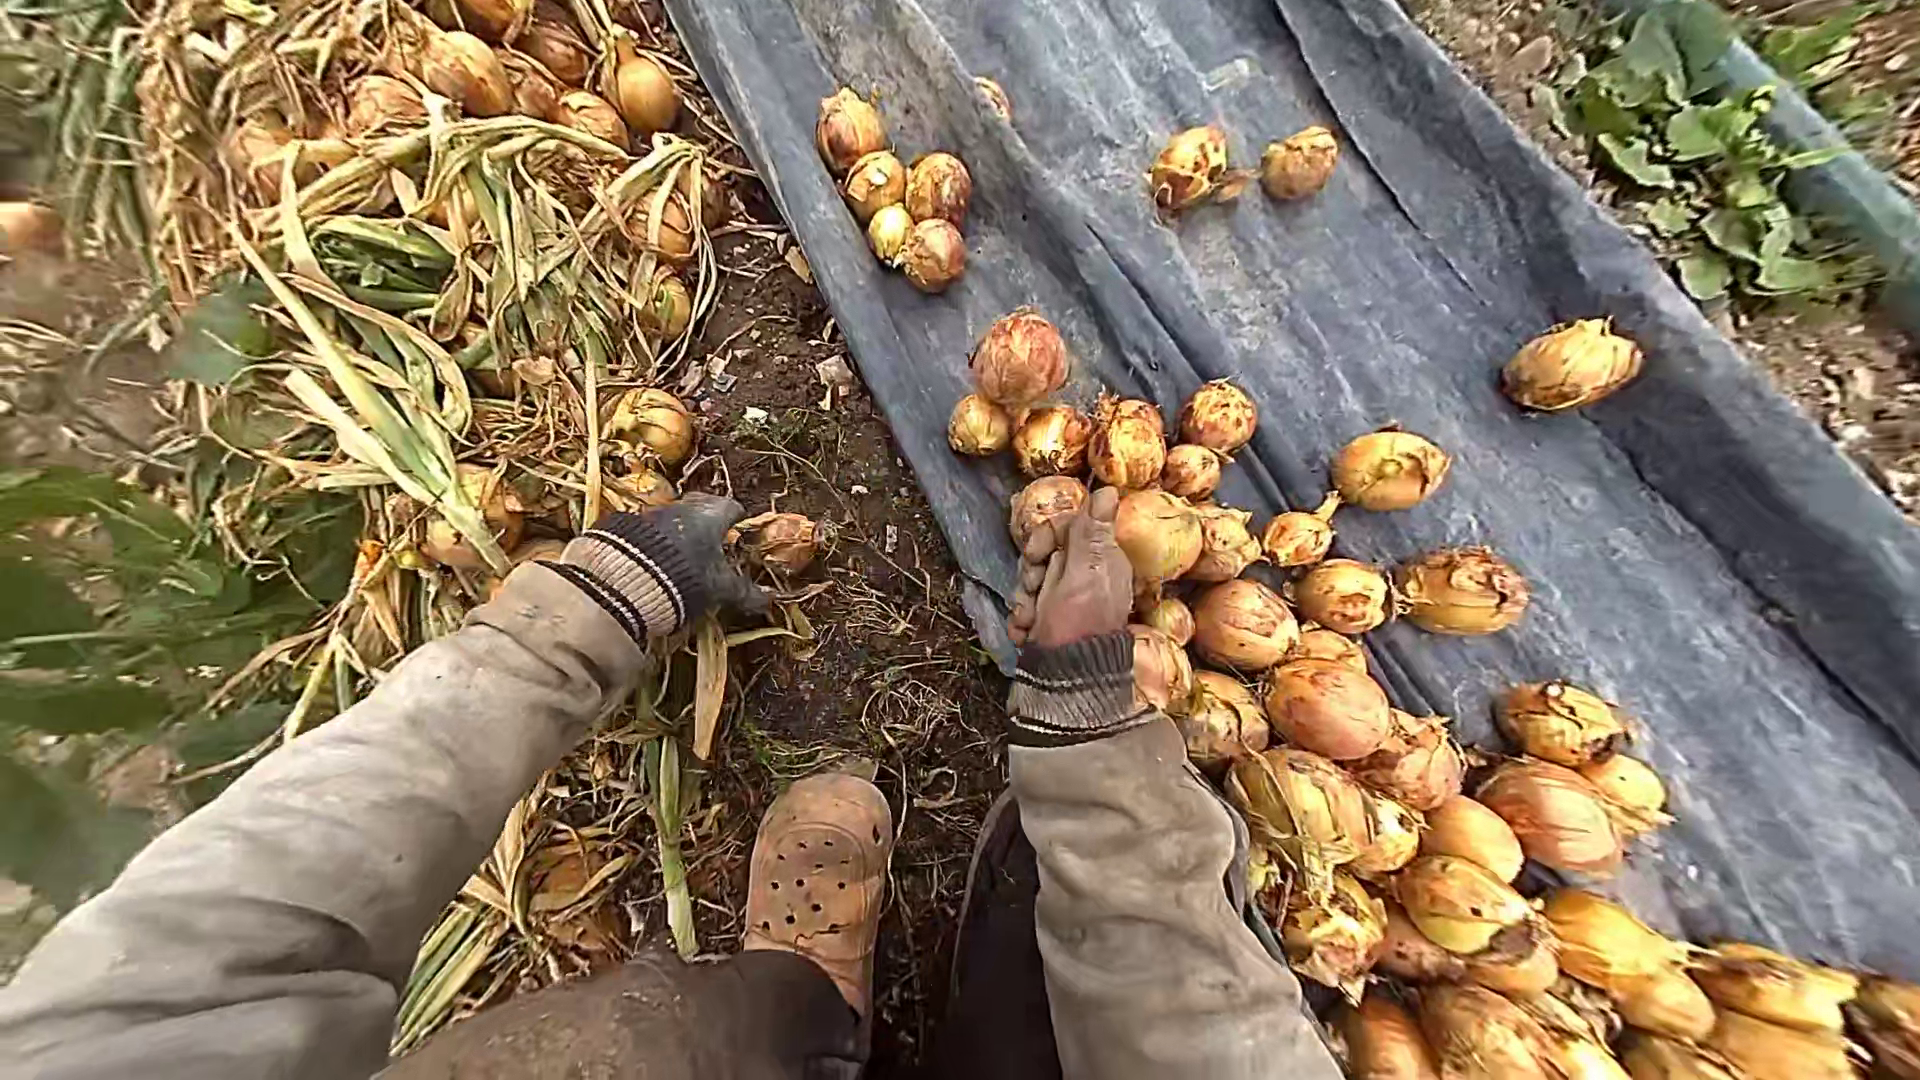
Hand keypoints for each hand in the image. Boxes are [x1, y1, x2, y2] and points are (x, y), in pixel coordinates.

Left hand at [623, 494, 770, 617]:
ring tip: (685, 554)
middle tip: (714, 540)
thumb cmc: (687, 577)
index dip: (738, 520)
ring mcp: (652, 513)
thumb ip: (746, 593)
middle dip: (709, 520)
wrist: (625, 580)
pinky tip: (656, 559)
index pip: (732, 508)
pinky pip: (649, 529)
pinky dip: (657, 541)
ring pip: (674, 517)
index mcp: (712, 515)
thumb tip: (769, 600)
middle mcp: (683, 506)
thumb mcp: (721, 589)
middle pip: (702, 506)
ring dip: (681, 531)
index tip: (740, 529)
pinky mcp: (625, 525)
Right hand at [1008, 487, 1132, 648]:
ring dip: (1023, 600)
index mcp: (1100, 559)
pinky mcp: (1050, 619)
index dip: (1044, 537)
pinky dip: (1022, 619)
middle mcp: (1084, 575)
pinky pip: (1027, 604)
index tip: (1035, 555)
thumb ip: (1092, 532)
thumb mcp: (1084, 573)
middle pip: (1044, 553)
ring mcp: (1066, 598)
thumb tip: (1109, 488)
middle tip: (1032, 591)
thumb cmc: (1076, 623)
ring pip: (1031, 580)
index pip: (1066, 526)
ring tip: (1028, 621)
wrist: (1065, 680)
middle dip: (1030, 573)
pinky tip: (1025, 632)